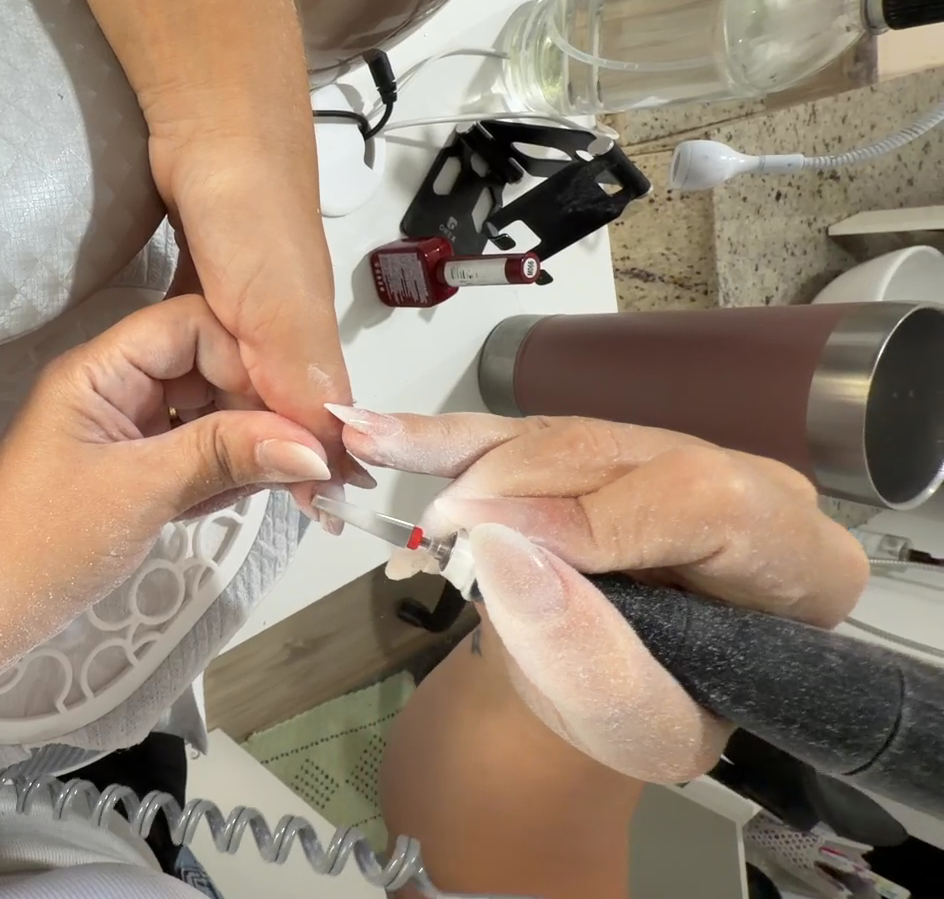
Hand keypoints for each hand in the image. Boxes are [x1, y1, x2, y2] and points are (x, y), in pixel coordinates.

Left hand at [0, 294, 331, 628]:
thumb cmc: (47, 542)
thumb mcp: (141, 490)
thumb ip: (226, 454)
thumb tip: (315, 444)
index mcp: (99, 369)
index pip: (189, 326)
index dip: (247, 358)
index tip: (299, 412)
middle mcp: (114, 384)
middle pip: (206, 365)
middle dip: (256, 407)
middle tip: (310, 460)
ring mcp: (124, 424)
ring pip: (206, 409)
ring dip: (245, 443)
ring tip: (278, 486)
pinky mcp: (133, 462)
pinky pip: (194, 447)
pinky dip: (222, 468)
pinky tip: (232, 497)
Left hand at [158, 135, 361, 492]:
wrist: (209, 122)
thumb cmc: (248, 210)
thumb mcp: (274, 303)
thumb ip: (299, 374)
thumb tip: (332, 453)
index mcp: (295, 339)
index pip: (302, 415)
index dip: (289, 457)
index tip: (286, 505)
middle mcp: (269, 327)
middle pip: (262, 404)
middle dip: (247, 444)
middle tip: (213, 493)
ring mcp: (234, 306)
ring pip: (231, 383)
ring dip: (220, 420)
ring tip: (192, 467)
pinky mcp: (203, 288)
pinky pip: (202, 355)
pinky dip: (194, 383)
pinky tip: (176, 405)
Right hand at [336, 408, 868, 783]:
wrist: (590, 685)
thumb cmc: (630, 711)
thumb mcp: (632, 725)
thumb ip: (584, 656)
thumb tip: (496, 549)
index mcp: (784, 557)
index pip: (699, 500)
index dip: (589, 514)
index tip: (488, 539)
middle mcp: (721, 483)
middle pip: (608, 451)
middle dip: (506, 483)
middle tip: (437, 526)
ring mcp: (638, 455)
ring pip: (542, 431)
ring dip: (448, 445)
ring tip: (367, 442)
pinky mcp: (564, 448)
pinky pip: (494, 431)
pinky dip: (426, 435)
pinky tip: (371, 426)